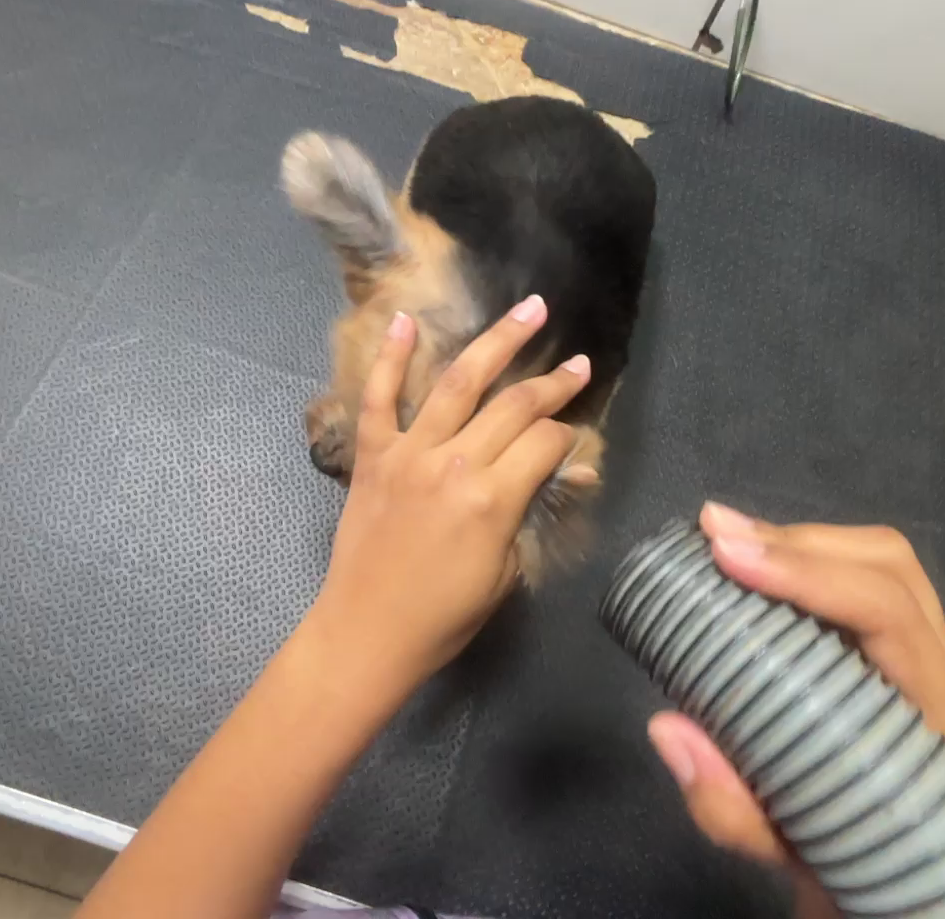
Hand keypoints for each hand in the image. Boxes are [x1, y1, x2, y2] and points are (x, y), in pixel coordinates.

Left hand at [302, 294, 590, 695]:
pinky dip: (391, 357)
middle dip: (553, 381)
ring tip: (530, 310)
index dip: (568, 433)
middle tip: (578, 361)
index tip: (575, 430)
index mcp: (493, 499)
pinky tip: (405, 319)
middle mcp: (454, 462)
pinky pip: (380, 398)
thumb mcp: (505, 572)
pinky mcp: (372, 454)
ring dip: (498, 341)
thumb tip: (560, 470)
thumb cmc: (443, 617)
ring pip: (459, 382)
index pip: (545, 442)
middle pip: (514, 405)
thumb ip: (529, 512)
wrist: (366, 634)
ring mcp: (409, 452)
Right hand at [645, 503, 944, 916]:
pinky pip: (862, 568)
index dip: (805, 574)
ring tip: (725, 537)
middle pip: (887, 567)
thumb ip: (728, 806)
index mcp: (932, 720)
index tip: (725, 555)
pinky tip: (750, 554)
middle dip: (794, 542)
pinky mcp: (899, 637)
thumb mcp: (780, 846)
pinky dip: (800, 549)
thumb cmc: (837, 850)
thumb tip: (664, 728)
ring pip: (880, 556)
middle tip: (712, 534)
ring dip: (797, 537)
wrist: (885, 867)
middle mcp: (941, 672)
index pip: (886, 613)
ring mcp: (926, 649)